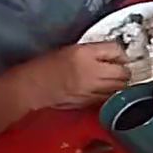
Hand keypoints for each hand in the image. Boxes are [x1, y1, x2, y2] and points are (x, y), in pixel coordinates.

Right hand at [16, 42, 130, 109]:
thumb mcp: (70, 50)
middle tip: (115, 70)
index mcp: (84, 54)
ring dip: (119, 83)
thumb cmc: (44, 67)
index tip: (117, 57)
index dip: (120, 55)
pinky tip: (101, 90)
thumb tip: (116, 54)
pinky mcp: (89, 102)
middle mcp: (91, 71)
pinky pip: (110, 97)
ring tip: (109, 80)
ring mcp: (92, 89)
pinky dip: (110, 93)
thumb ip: (95, 51)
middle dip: (123, 71)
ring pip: (120, 86)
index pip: (116, 50)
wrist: (28, 89)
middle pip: (124, 72)